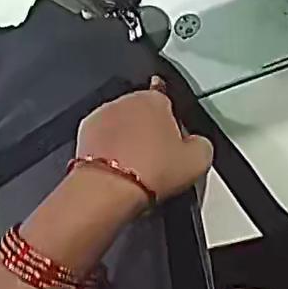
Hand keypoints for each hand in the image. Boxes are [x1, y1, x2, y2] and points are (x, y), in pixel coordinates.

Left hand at [73, 77, 214, 211]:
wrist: (108, 189)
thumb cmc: (148, 172)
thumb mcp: (198, 161)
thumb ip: (202, 144)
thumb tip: (197, 144)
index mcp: (155, 99)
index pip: (170, 104)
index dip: (175, 128)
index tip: (175, 147)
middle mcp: (125, 100)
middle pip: (144, 113)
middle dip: (150, 132)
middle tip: (157, 161)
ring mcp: (102, 114)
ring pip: (121, 124)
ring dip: (127, 140)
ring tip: (136, 169)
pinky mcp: (84, 132)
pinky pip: (103, 138)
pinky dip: (108, 149)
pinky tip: (118, 169)